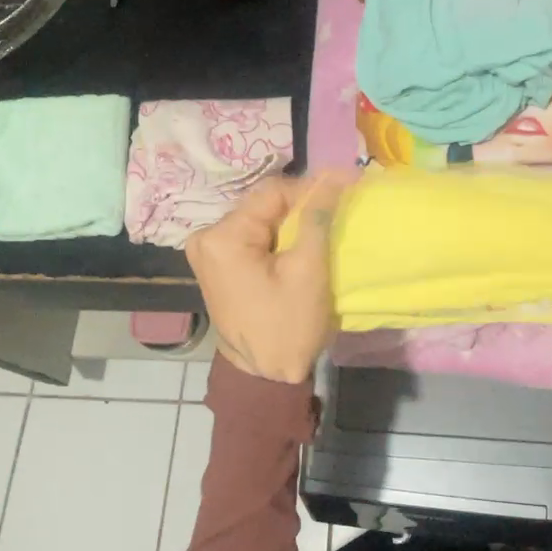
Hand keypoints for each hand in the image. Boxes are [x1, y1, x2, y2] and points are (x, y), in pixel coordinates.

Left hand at [185, 175, 346, 383]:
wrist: (264, 376)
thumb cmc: (288, 325)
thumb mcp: (308, 268)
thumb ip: (317, 216)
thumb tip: (336, 174)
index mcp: (222, 236)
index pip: (271, 192)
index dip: (310, 188)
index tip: (345, 190)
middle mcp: (206, 237)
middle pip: (263, 205)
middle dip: (300, 208)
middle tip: (336, 214)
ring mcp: (208, 252)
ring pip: (260, 220)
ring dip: (290, 223)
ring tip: (322, 230)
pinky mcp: (218, 265)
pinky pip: (252, 238)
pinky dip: (277, 239)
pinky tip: (299, 248)